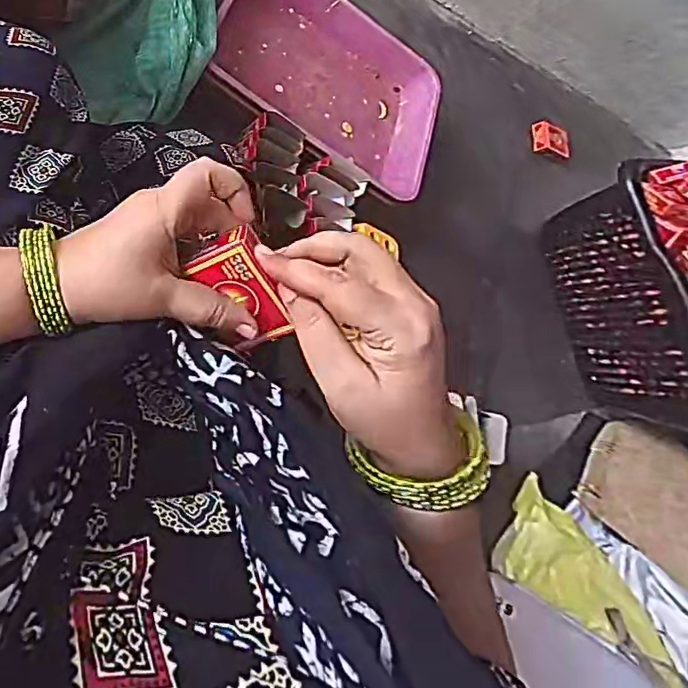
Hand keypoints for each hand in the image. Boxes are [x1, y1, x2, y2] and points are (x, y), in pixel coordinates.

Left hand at [56, 158, 261, 339]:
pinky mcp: (140, 231)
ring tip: (222, 279)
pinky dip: (194, 253)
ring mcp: (147, 217)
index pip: (210, 172)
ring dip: (213, 248)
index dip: (237, 190)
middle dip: (231, 234)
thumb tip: (248, 323)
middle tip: (241, 266)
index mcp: (165, 206)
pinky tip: (196, 280)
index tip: (246, 226)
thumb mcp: (162, 297)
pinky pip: (178, 233)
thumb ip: (209, 308)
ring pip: (195, 221)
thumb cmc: (104, 282)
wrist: (54, 284)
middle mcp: (158, 204)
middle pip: (209, 203)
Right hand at [258, 232, 463, 479]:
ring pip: (364, 249)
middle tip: (277, 258)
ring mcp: (415, 297)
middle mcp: (415, 303)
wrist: (423, 441)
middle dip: (311, 246)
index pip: (340, 282)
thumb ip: (312, 330)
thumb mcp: (339, 384)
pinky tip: (313, 276)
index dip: (296, 267)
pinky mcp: (407, 298)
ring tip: (290, 266)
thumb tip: (288, 286)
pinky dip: (336, 262)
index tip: (264, 259)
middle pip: (359, 247)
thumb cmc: (386, 423)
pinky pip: (369, 264)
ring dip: (323, 251)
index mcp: (401, 328)